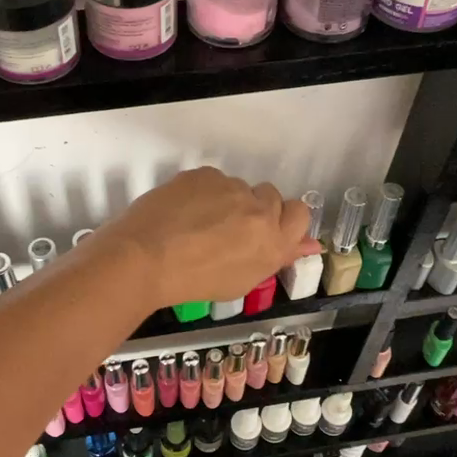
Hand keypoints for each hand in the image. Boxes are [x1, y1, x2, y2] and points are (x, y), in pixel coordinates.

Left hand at [92, 167, 319, 308]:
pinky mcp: (203, 175)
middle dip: (254, 210)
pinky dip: (203, 192)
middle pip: (271, 197)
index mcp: (273, 242)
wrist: (144, 259)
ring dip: (227, 201)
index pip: (301, 214)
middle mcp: (258, 210)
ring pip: (238, 188)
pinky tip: (183, 213)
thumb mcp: (243, 279)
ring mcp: (230, 188)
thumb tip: (311, 245)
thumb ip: (279, 256)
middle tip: (228, 231)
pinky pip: (212, 180)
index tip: (264, 231)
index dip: (284, 220)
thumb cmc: (193, 281)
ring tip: (198, 225)